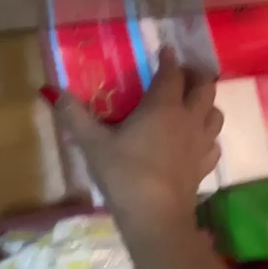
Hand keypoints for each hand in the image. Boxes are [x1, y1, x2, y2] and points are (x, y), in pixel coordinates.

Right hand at [49, 48, 223, 234]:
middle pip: (204, 87)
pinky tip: (196, 140)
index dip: (169, 59)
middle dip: (196, 75)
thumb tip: (51, 90)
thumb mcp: (93, 144)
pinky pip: (214, 143)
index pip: (171, 73)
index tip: (166, 50)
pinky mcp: (204, 167)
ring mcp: (200, 144)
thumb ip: (74, 115)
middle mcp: (188, 119)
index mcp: (163, 106)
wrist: (155, 218)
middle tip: (182, 73)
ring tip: (193, 103)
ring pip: (215, 113)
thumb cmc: (124, 174)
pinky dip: (208, 135)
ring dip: (207, 103)